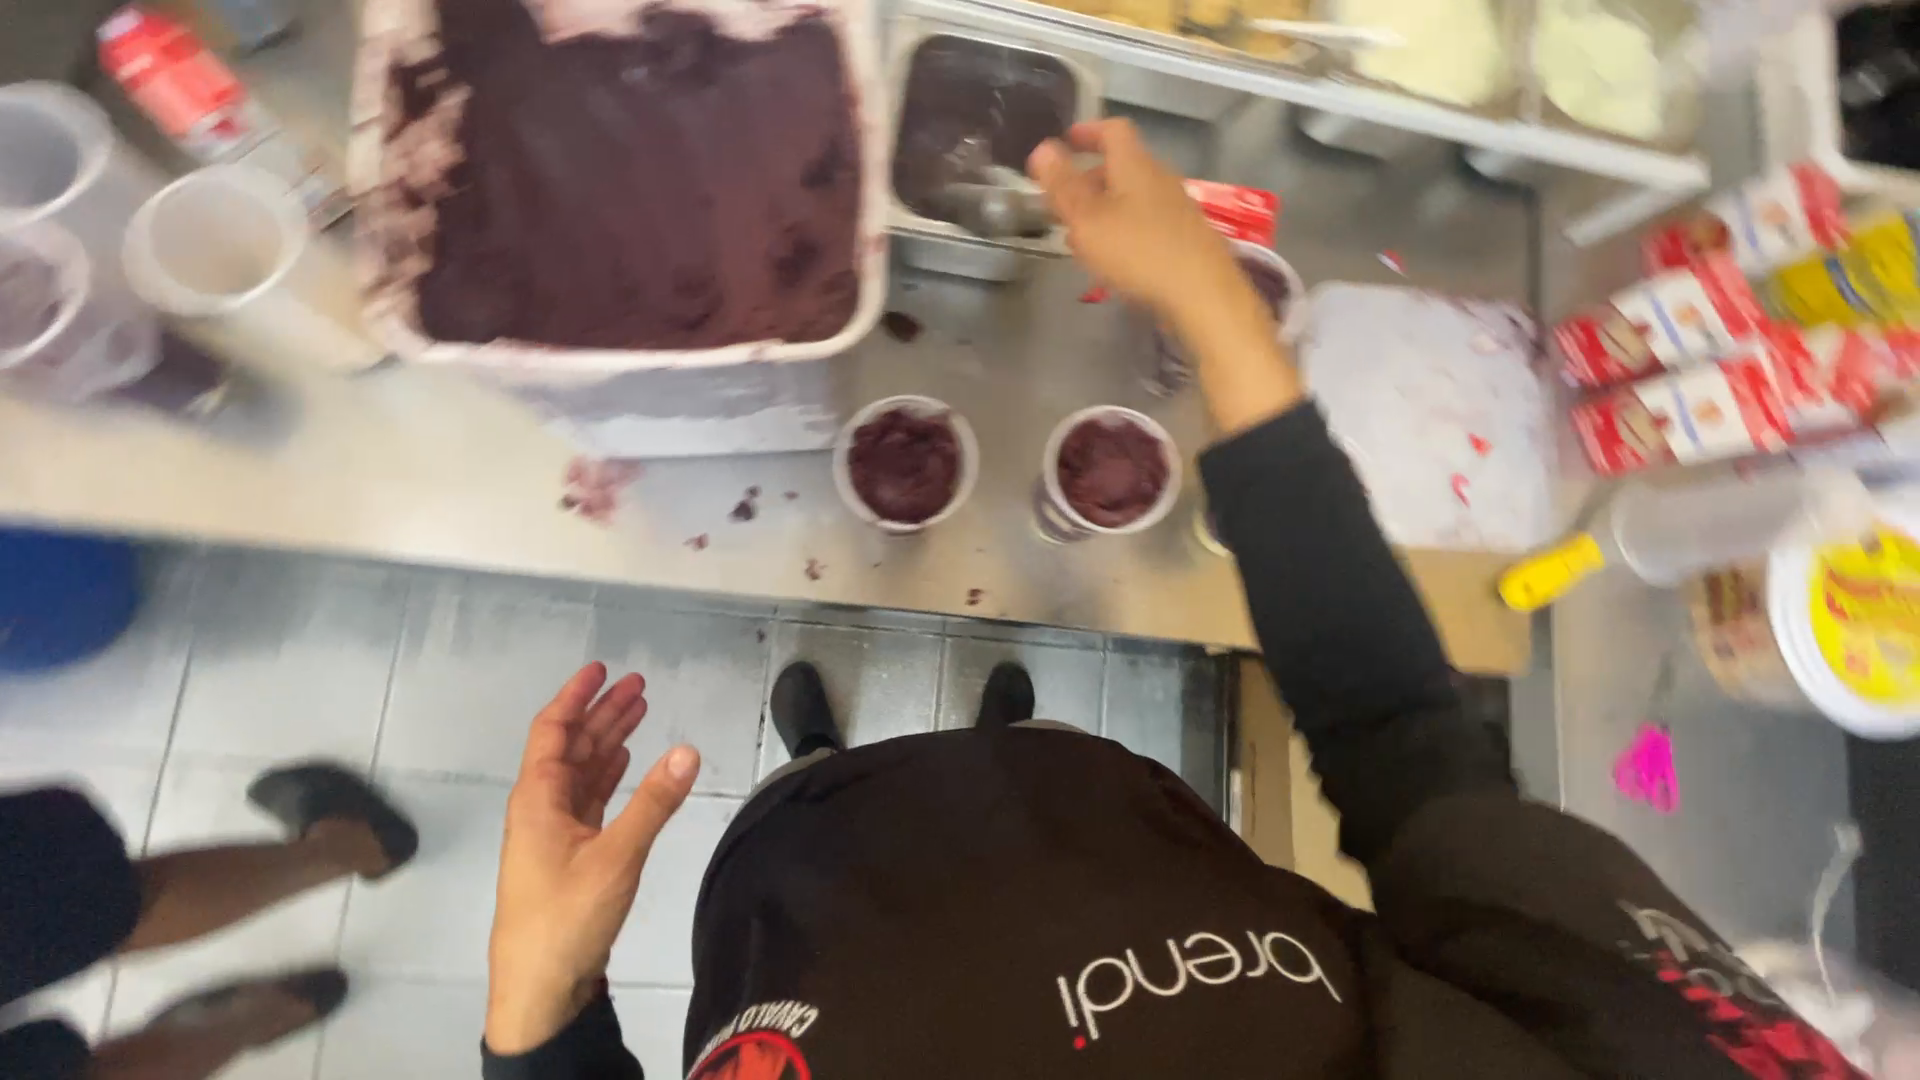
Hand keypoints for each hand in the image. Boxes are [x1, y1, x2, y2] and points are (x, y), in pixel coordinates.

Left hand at [485, 662, 700, 1054]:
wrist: (540, 989)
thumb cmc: (567, 917)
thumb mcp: (616, 856)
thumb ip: (655, 801)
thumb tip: (690, 749)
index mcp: (538, 800)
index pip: (553, 731)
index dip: (575, 697)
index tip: (602, 668)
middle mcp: (543, 807)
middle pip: (572, 745)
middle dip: (602, 711)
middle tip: (639, 684)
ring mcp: (556, 830)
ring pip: (583, 769)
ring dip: (610, 738)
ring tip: (641, 709)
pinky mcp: (572, 851)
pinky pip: (591, 796)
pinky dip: (610, 772)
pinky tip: (628, 759)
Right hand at [1027, 118, 1253, 326]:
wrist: (1201, 293)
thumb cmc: (1138, 252)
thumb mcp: (1088, 220)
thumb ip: (1063, 186)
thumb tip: (1041, 148)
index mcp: (1135, 166)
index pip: (1113, 131)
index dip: (1088, 132)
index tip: (1067, 142)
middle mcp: (1160, 179)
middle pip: (1123, 167)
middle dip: (1091, 180)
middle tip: (1065, 202)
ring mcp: (1177, 209)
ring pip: (1133, 198)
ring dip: (1105, 210)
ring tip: (1082, 237)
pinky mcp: (1185, 238)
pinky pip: (1146, 224)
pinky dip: (1124, 231)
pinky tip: (1114, 260)